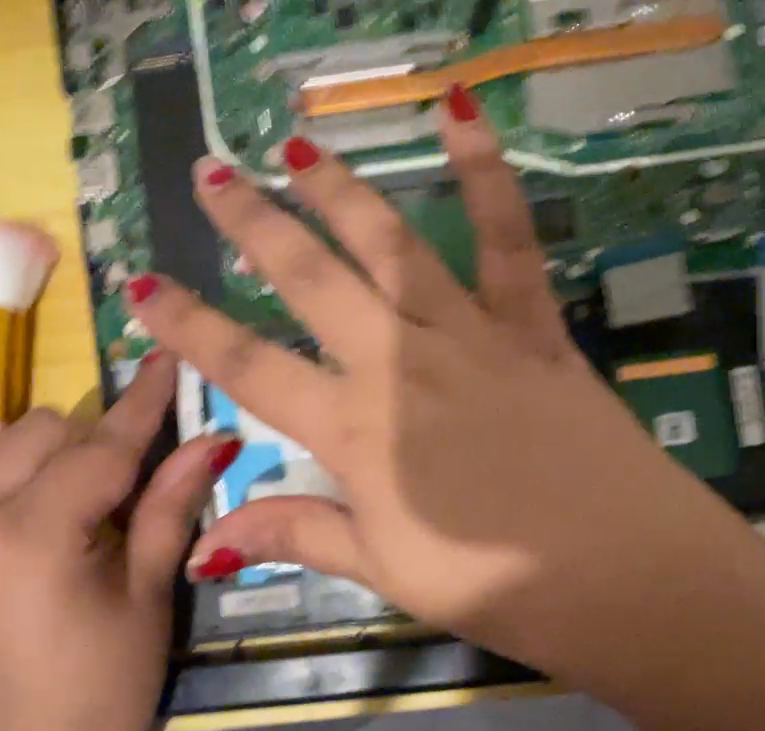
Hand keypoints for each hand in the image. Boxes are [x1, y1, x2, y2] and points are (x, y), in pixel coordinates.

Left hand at [0, 358, 238, 730]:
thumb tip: (210, 440)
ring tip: (59, 499)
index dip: (140, 406)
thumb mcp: (148, 598)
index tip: (162, 362)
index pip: (99, 448)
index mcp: (34, 536)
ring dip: (24, 455)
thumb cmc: (107, 690)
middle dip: (88, 445)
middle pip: (35, 432)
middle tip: (122, 490)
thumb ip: (167, 508)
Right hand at [128, 86, 747, 665]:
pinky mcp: (534, 329)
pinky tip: (464, 110)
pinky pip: (508, 242)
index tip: (142, 287)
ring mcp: (469, 337)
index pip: (250, 368)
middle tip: (212, 176)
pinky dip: (487, 173)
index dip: (189, 329)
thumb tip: (210, 539)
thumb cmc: (494, 586)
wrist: (622, 573)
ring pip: (391, 245)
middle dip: (254, 226)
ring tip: (297, 145)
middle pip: (312, 281)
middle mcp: (399, 365)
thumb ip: (302, 534)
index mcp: (354, 431)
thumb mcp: (386, 570)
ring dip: (339, 190)